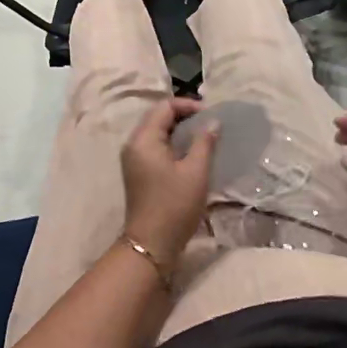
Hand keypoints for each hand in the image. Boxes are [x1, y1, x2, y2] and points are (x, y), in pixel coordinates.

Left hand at [120, 98, 217, 270]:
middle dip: (184, 116)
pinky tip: (191, 152)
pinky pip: (155, 147)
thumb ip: (204, 142)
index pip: (164, 107)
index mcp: (143, 140)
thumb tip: (213, 122)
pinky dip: (172, 144)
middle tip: (210, 123)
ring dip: (179, 130)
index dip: (188, 105)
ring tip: (204, 136)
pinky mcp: (138, 171)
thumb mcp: (195, 172)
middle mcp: (133, 144)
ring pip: (156, 133)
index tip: (211, 114)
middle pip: (157, 117)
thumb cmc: (174, 205)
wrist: (151, 242)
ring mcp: (133, 159)